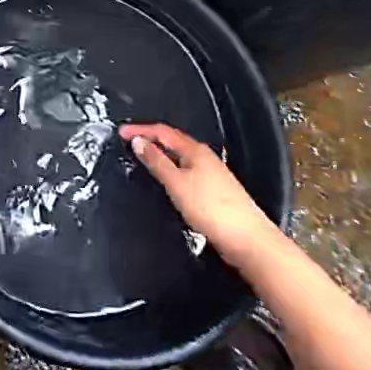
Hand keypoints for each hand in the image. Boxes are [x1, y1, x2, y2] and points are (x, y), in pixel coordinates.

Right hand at [120, 123, 279, 260]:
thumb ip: (157, 162)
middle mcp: (205, 158)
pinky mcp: (213, 191)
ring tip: (143, 157)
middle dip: (150, 138)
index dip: (140, 130)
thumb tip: (140, 142)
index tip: (122, 132)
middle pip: (173, 140)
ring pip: (180, 156)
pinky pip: (186, 170)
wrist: (248, 240)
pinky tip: (167, 180)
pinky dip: (170, 168)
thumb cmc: (214, 210)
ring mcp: (211, 174)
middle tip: (130, 141)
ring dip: (160, 153)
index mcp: (195, 151)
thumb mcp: (177, 184)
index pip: (162, 131)